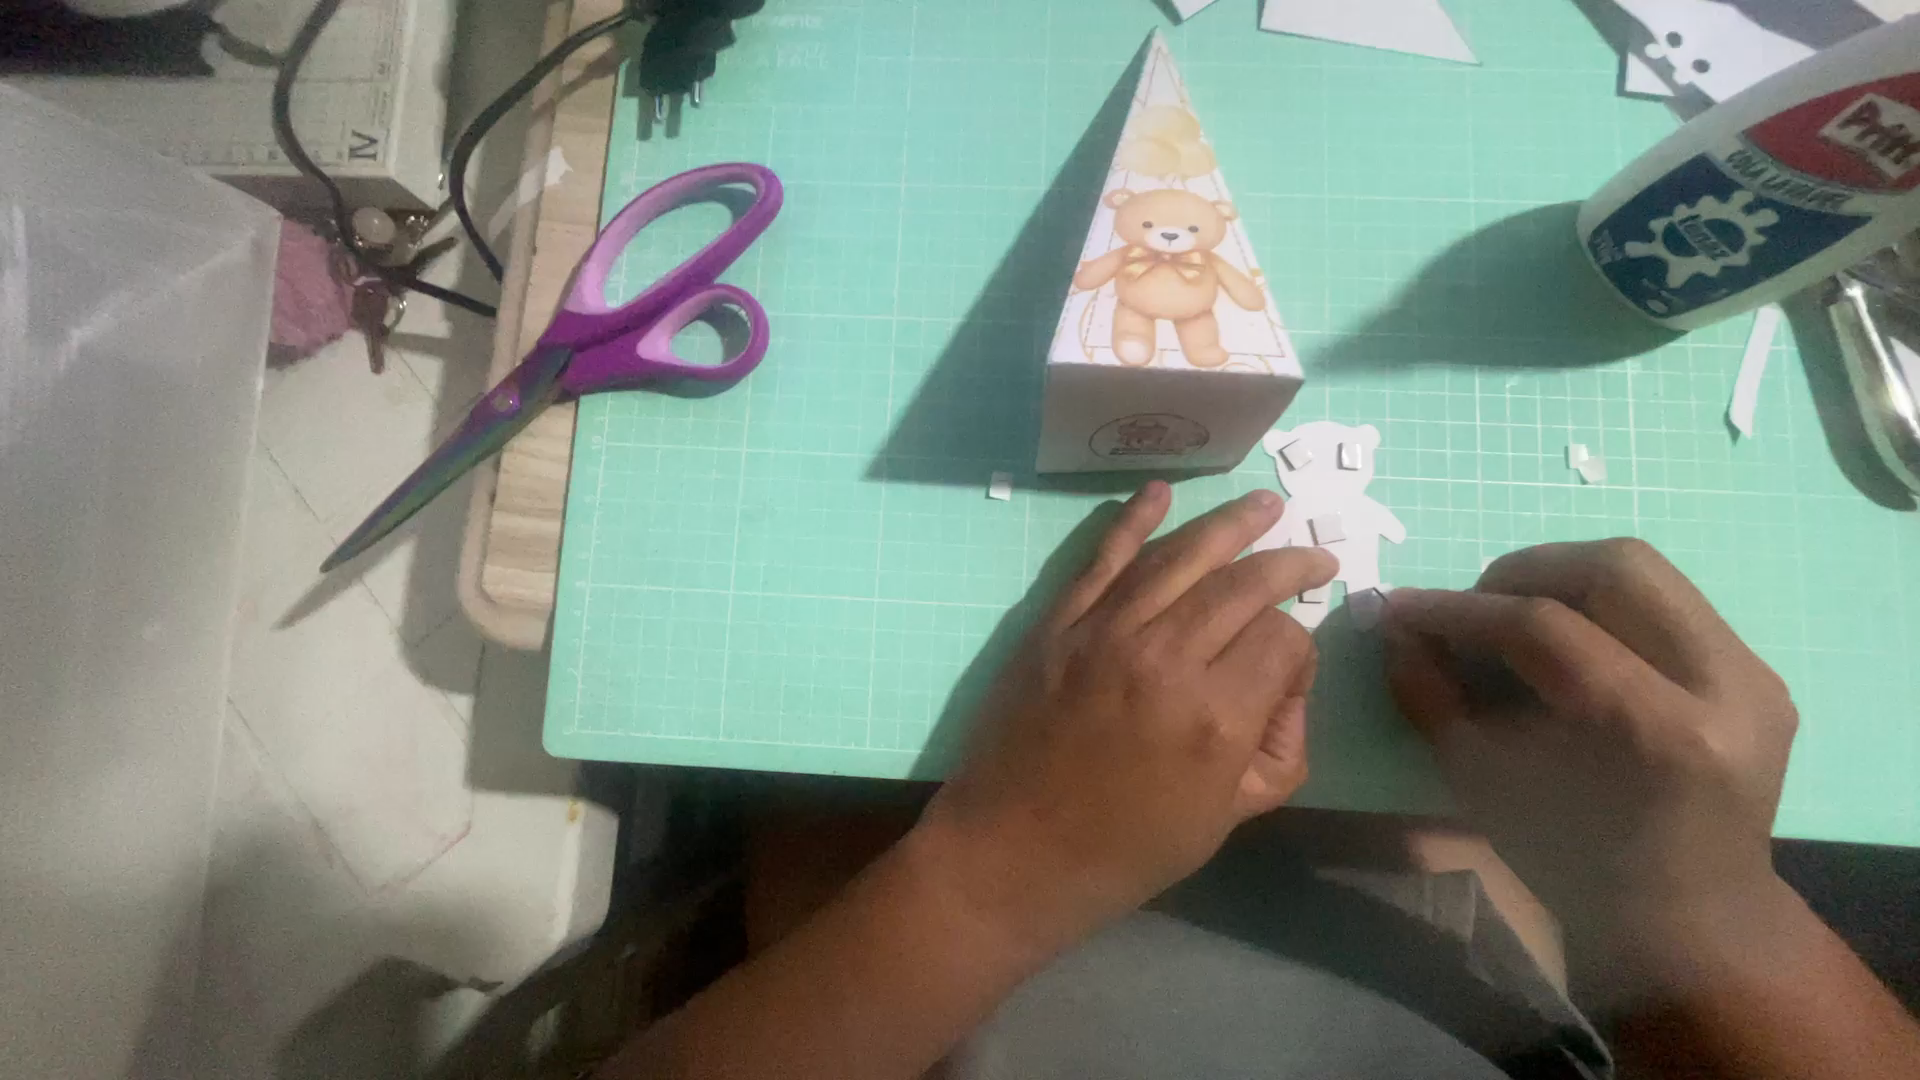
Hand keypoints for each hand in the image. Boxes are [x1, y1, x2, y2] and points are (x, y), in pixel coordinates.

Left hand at [916, 482, 1336, 948]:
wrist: (1015, 846)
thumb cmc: (1126, 847)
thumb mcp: (1229, 817)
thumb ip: (1278, 744)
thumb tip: (1283, 678)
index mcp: (1216, 716)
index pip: (1283, 640)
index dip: (1298, 651)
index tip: (1285, 670)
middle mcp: (1164, 657)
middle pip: (1240, 585)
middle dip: (1286, 564)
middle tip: (1314, 554)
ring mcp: (1103, 632)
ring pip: (1178, 558)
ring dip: (1227, 525)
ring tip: (1263, 504)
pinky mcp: (1056, 623)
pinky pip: (1101, 559)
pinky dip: (1131, 521)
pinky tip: (1160, 492)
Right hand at [1380, 540, 1798, 979]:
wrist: (1680, 905)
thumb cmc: (1563, 851)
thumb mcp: (1473, 773)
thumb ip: (1427, 689)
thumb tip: (1393, 624)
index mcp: (1652, 731)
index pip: (1541, 626)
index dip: (1454, 610)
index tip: (1398, 609)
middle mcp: (1722, 688)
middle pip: (1612, 567)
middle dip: (1517, 573)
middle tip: (1470, 610)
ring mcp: (1750, 674)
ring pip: (1639, 567)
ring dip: (1554, 576)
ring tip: (1510, 616)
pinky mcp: (1754, 669)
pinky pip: (1658, 596)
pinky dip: (1590, 599)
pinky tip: (1560, 638)